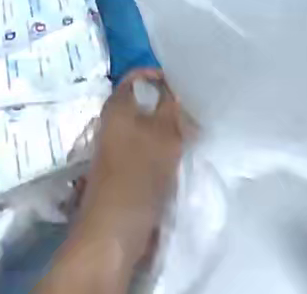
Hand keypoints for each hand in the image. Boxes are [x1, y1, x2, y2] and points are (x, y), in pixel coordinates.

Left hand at [75, 69, 184, 262]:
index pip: (139, 75)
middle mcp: (113, 122)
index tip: (185, 85)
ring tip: (191, 135)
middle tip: (193, 111)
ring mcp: (116, 148)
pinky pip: (146, 150)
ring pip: (147, 128)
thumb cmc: (138, 172)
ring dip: (168, 131)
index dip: (161, 75)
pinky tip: (179, 158)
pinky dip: (162, 151)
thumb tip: (175, 90)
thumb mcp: (166, 131)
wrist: (113, 231)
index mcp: (117, 105)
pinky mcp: (122, 172)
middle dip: (169, 106)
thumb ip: (173, 105)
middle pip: (144, 102)